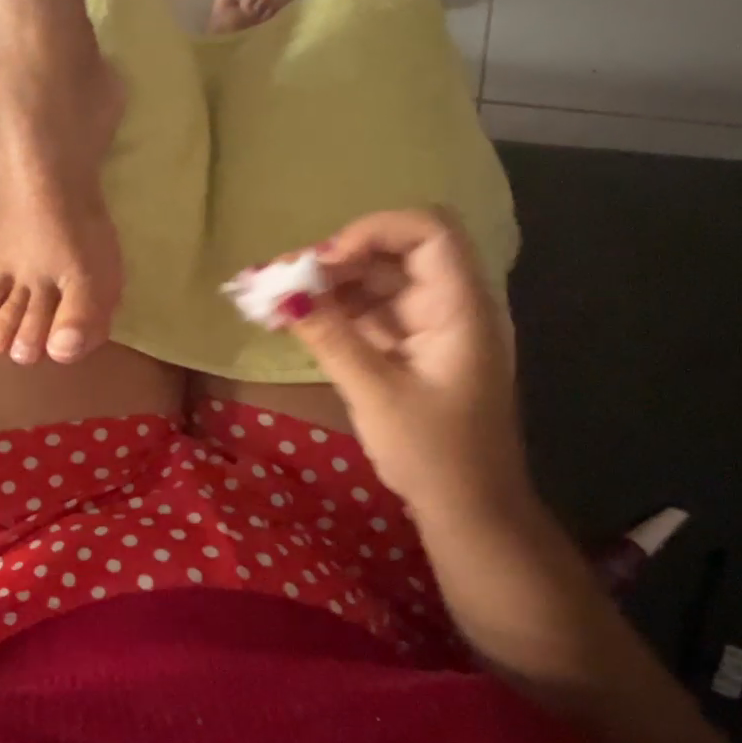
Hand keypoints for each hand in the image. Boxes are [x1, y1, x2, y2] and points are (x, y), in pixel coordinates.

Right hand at [280, 208, 526, 513]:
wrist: (470, 510)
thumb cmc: (434, 454)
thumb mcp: (375, 393)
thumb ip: (331, 337)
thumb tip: (282, 291)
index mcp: (461, 309)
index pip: (428, 233)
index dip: (372, 232)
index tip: (322, 262)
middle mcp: (449, 306)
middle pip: (392, 253)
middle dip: (332, 259)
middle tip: (277, 280)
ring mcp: (429, 326)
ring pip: (375, 281)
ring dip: (324, 285)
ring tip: (271, 299)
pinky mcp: (410, 348)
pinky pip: (369, 312)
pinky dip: (331, 311)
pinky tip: (291, 319)